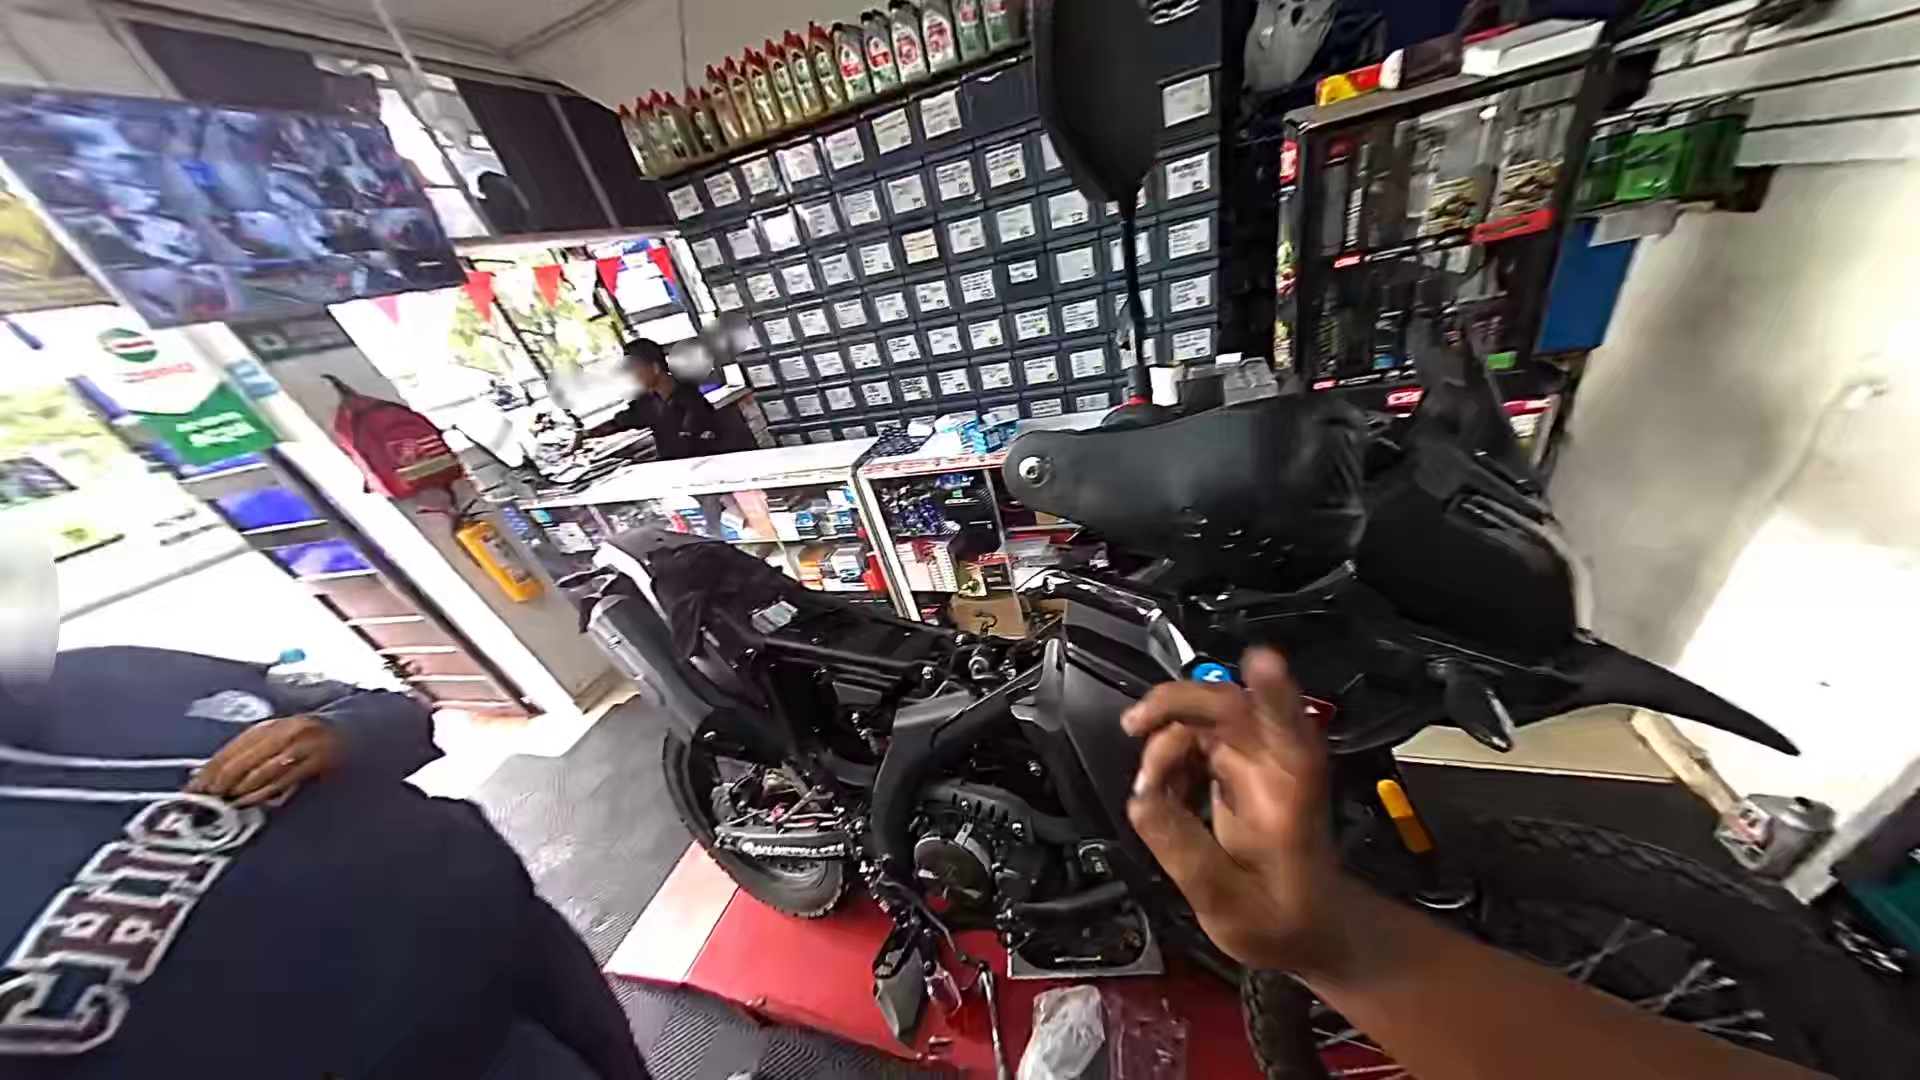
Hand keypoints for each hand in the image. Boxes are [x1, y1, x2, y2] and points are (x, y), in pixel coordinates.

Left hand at [186, 715, 340, 806]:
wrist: (355, 731)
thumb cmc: (309, 738)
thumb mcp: (276, 739)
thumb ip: (246, 753)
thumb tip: (203, 778)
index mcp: (272, 725)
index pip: (227, 753)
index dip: (205, 776)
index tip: (192, 794)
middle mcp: (288, 731)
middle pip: (240, 765)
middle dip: (220, 787)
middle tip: (207, 803)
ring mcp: (307, 745)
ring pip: (259, 775)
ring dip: (239, 793)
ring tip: (229, 804)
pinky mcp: (321, 760)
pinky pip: (283, 781)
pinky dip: (263, 794)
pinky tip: (252, 801)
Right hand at [1122, 647, 1351, 974]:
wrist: (1310, 926)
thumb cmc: (1283, 921)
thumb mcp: (1229, 908)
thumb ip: (1183, 852)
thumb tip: (1139, 795)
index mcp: (1288, 796)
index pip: (1288, 731)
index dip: (1274, 693)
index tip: (1260, 661)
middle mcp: (1273, 763)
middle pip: (1227, 703)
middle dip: (1174, 703)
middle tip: (1133, 725)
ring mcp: (1254, 757)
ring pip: (1203, 712)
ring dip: (1164, 730)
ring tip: (1151, 782)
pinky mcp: (1235, 760)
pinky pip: (1193, 731)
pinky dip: (1167, 748)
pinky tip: (1164, 784)